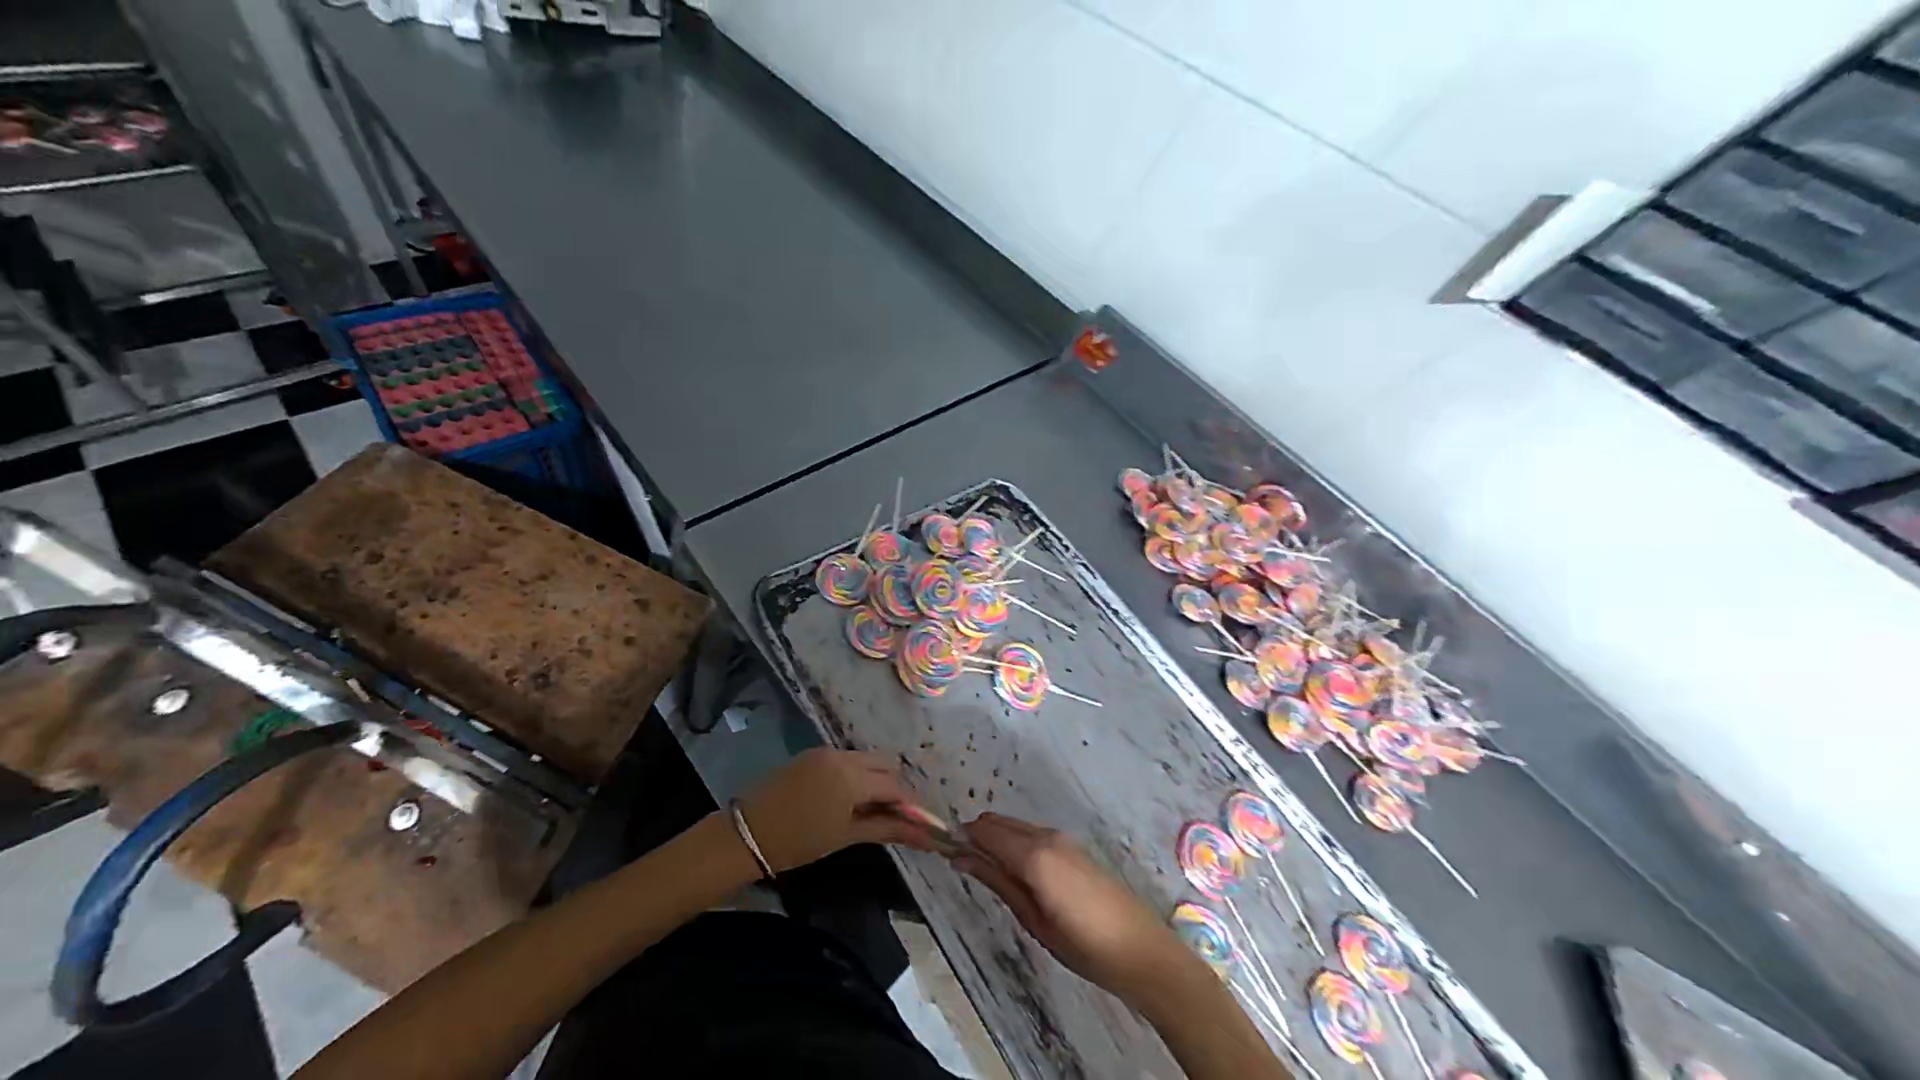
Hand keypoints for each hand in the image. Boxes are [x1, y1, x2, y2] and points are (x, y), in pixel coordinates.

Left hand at [737, 748, 935, 872]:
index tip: (918, 825)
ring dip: (874, 780)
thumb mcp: (845, 836)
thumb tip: (927, 836)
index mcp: (852, 776)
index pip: (896, 785)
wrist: (744, 835)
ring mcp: (824, 752)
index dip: (910, 806)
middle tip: (891, 818)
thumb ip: (888, 829)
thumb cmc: (797, 842)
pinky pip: (845, 759)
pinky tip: (847, 800)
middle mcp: (842, 755)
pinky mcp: (811, 755)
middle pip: (884, 764)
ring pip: (865, 759)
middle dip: (893, 788)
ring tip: (868, 811)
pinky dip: (855, 775)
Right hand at [954, 813, 1189, 1001]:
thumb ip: (996, 881)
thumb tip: (960, 856)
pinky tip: (1021, 876)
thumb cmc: (1081, 944)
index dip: (962, 839)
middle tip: (968, 870)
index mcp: (1033, 854)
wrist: (1140, 950)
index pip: (984, 830)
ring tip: (994, 879)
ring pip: (1015, 826)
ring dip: (997, 840)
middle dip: (978, 837)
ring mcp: (1062, 838)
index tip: (948, 856)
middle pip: (998, 822)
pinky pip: (1033, 834)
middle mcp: (1046, 835)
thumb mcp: (1032, 918)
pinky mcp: (1074, 847)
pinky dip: (1017, 844)